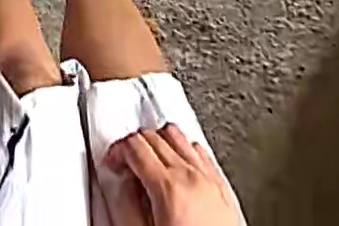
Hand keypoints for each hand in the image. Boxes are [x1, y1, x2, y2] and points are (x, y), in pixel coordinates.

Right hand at [103, 125, 244, 225]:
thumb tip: (121, 183)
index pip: (133, 145)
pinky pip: (199, 150)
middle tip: (128, 163)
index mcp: (167, 188)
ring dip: (159, 141)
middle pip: (152, 136)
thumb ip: (128, 205)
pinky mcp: (224, 188)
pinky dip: (184, 150)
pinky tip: (178, 167)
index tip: (114, 162)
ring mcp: (209, 179)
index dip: (117, 150)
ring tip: (151, 160)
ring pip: (176, 135)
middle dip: (134, 145)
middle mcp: (189, 176)